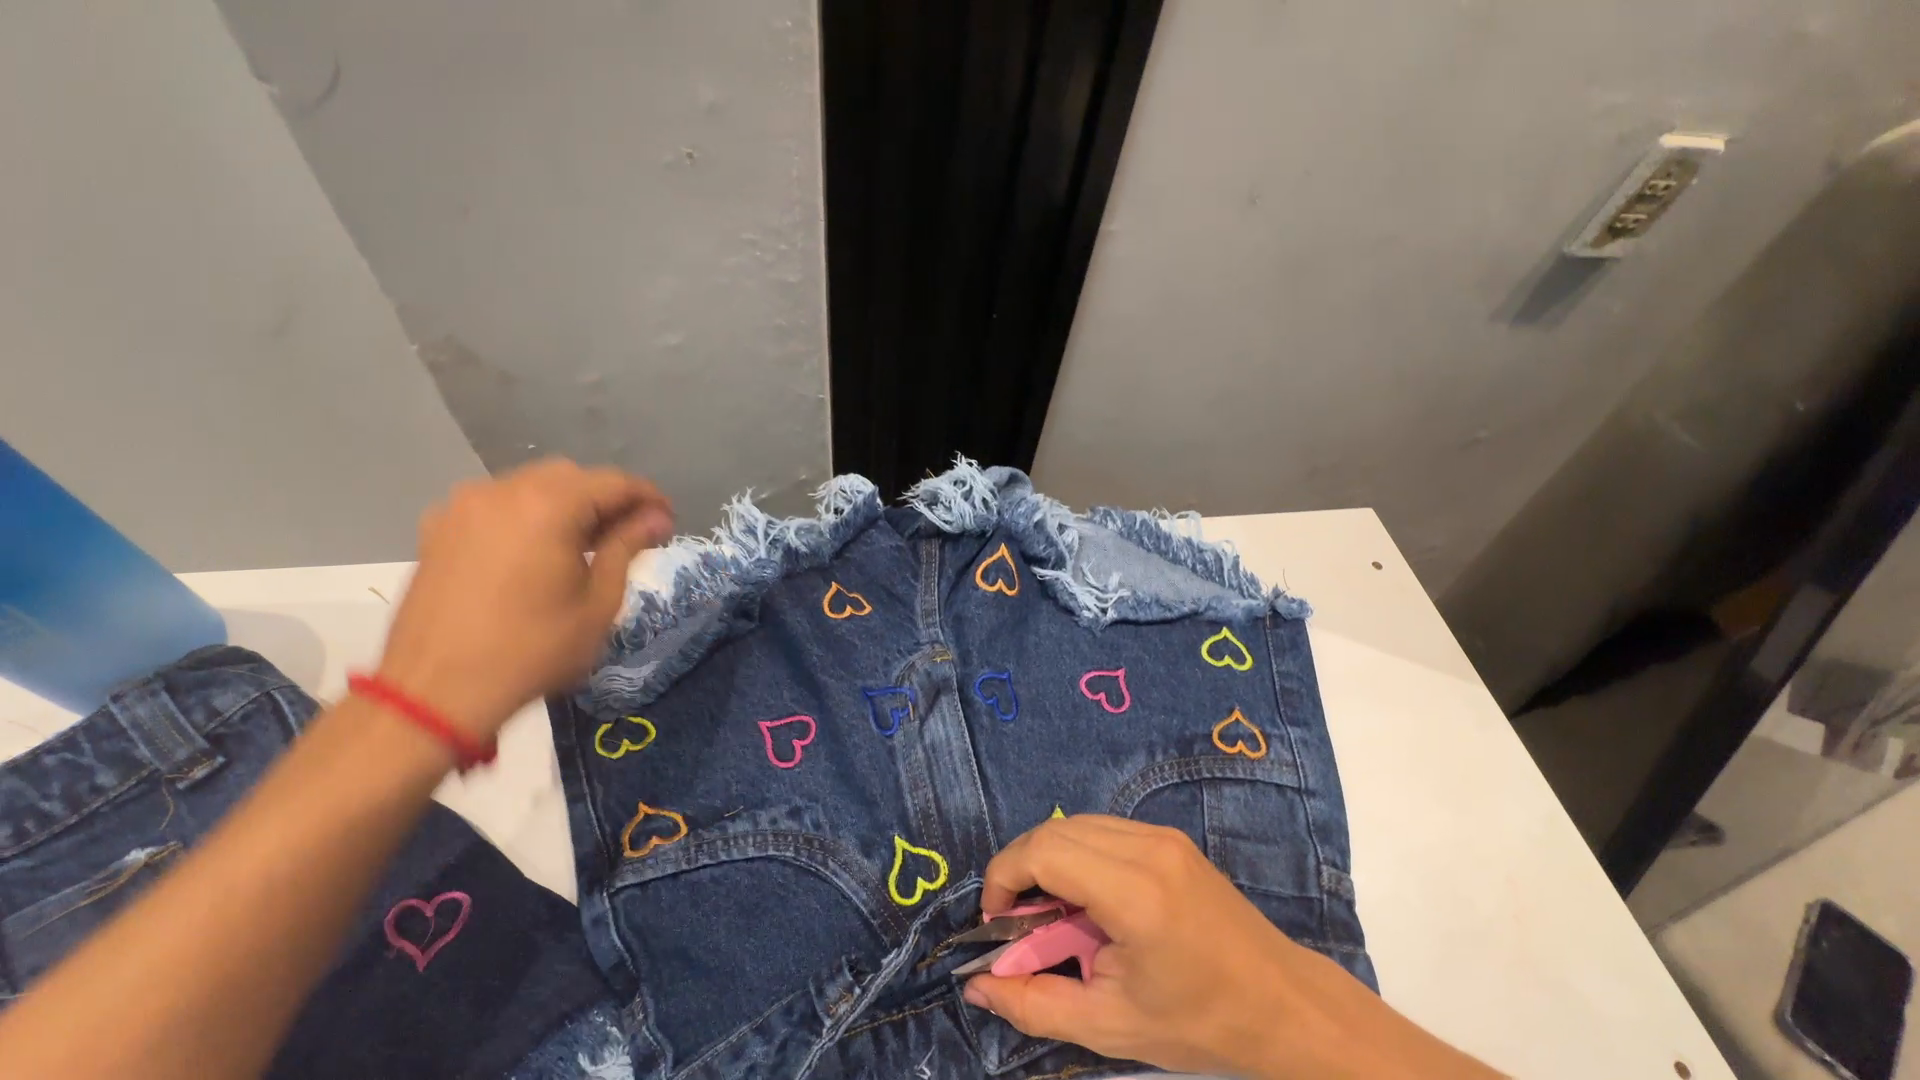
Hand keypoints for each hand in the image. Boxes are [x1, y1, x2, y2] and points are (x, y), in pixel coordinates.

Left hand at [376, 459, 672, 739]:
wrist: (435, 693)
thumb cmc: (532, 651)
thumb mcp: (597, 604)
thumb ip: (626, 548)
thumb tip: (655, 519)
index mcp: (548, 506)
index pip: (613, 482)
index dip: (647, 498)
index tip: (667, 523)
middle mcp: (502, 491)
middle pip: (570, 477)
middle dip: (605, 499)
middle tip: (629, 536)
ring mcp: (463, 507)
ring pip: (530, 487)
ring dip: (565, 505)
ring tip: (584, 545)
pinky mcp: (438, 529)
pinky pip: (495, 506)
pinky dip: (525, 516)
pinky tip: (535, 552)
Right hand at [965, 816, 1500, 1079]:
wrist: (1283, 1006)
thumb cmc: (1199, 1023)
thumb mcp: (1110, 1027)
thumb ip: (1034, 1005)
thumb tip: (977, 987)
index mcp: (1134, 894)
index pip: (1043, 852)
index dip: (1003, 878)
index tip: (996, 924)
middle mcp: (1147, 848)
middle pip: (1053, 830)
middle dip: (1019, 868)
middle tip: (1016, 923)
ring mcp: (1162, 836)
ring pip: (1075, 824)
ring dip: (1046, 858)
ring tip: (1048, 914)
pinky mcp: (1170, 839)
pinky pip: (1102, 829)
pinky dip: (1075, 853)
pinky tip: (1083, 899)